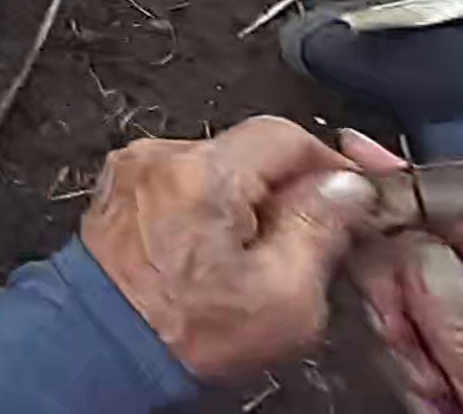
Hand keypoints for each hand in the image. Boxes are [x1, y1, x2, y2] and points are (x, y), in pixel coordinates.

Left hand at [82, 115, 379, 379]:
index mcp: (199, 173)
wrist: (107, 328)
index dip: (330, 165)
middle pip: (244, 148)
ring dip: (243, 195)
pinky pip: (177, 173)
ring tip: (250, 251)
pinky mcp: (121, 177)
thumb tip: (347, 187)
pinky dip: (204, 197)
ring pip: (212, 161)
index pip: (281, 134)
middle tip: (305, 240)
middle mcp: (158, 155)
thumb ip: (319, 228)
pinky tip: (209, 242)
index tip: (355, 199)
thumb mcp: (285, 293)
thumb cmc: (190, 323)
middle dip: (285, 187)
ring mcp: (133, 163)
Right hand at [342, 131, 462, 412]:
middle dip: (407, 285)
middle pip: (454, 271)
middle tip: (401, 333)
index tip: (362, 156)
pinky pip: (421, 339)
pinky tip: (419, 380)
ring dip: (403, 325)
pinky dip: (405, 350)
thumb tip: (425, 254)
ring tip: (422, 376)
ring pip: (425, 302)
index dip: (433, 199)